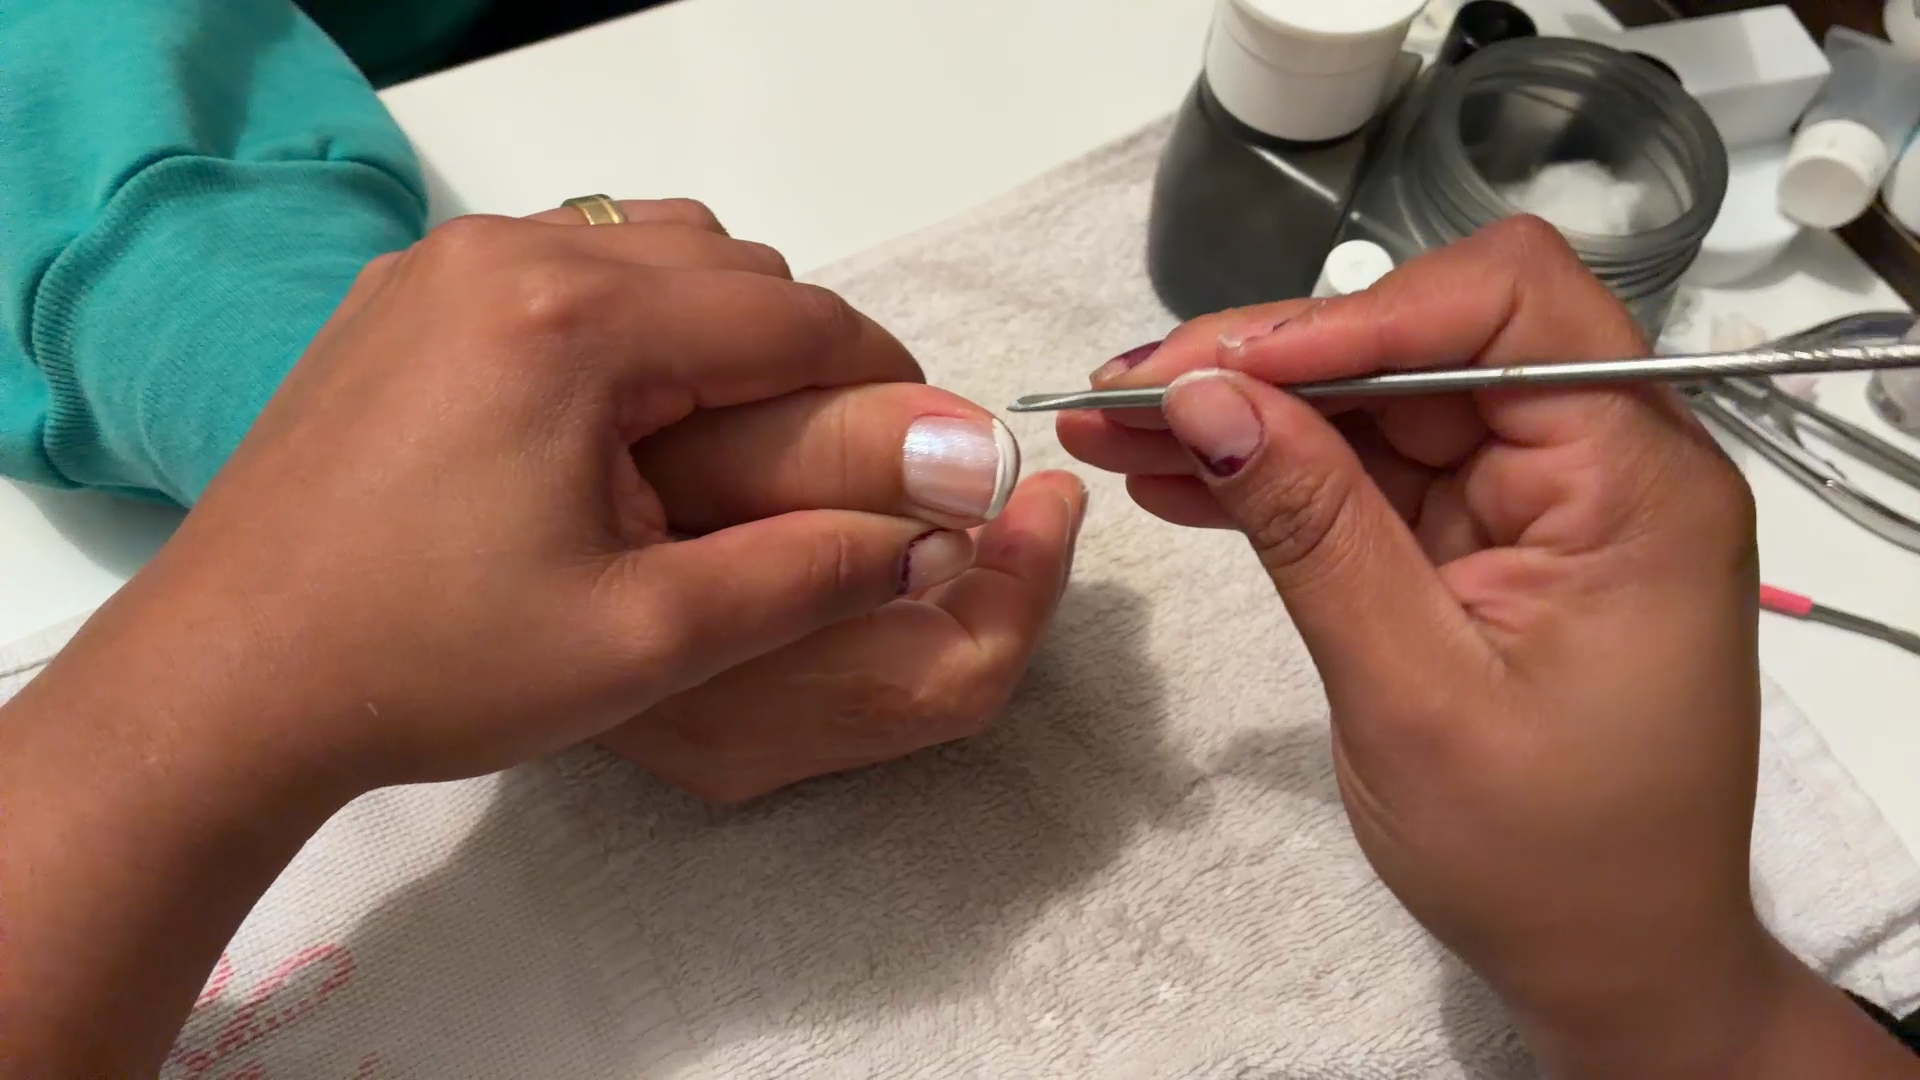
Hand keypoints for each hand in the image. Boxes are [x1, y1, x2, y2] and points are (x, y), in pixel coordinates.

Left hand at [84, 203, 994, 791]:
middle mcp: (512, 253)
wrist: (230, 688)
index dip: (881, 371)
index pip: (795, 316)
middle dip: (809, 349)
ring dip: (731, 326)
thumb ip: (813, 578)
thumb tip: (936, 545)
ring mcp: (453, 262)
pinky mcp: (419, 292)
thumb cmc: (446, 669)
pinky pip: (588, 261)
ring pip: (665, 250)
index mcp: (579, 326)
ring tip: (735, 427)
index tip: (915, 437)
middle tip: (824, 446)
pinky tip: (639, 404)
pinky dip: (653, 316)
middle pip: (736, 266)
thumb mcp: (658, 640)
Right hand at [1057, 218, 1910, 1075]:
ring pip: (1347, 408)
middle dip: (1249, 366)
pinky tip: (1163, 481)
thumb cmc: (1535, 849)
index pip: (1498, 311)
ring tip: (1108, 430)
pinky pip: (1334, 475)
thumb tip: (1205, 404)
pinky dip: (1246, 475)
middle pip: (1398, 348)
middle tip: (1119, 394)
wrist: (1589, 947)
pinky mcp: (1441, 531)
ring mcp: (1498, 494)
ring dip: (1225, 416)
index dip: (1346, 318)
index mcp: (1626, 478)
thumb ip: (1310, 528)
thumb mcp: (1408, 687)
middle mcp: (1571, 457)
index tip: (1210, 371)